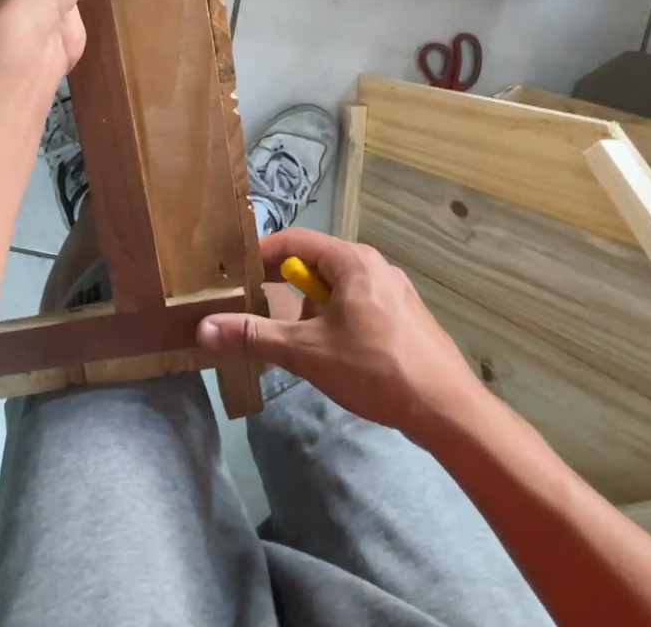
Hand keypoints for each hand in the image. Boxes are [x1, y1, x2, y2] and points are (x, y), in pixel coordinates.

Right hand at [197, 228, 490, 444]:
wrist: (448, 410)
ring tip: (290, 335)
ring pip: (336, 285)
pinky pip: (357, 302)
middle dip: (281, 282)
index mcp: (352, 261)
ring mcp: (394, 290)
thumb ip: (253, 335)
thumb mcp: (305, 352)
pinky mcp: (405, 316)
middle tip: (253, 304)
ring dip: (308, 304)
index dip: (259, 255)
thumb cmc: (374, 369)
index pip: (293, 240)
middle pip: (314, 261)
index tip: (233, 275)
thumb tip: (202, 328)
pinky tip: (330, 350)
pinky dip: (333, 316)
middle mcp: (375, 265)